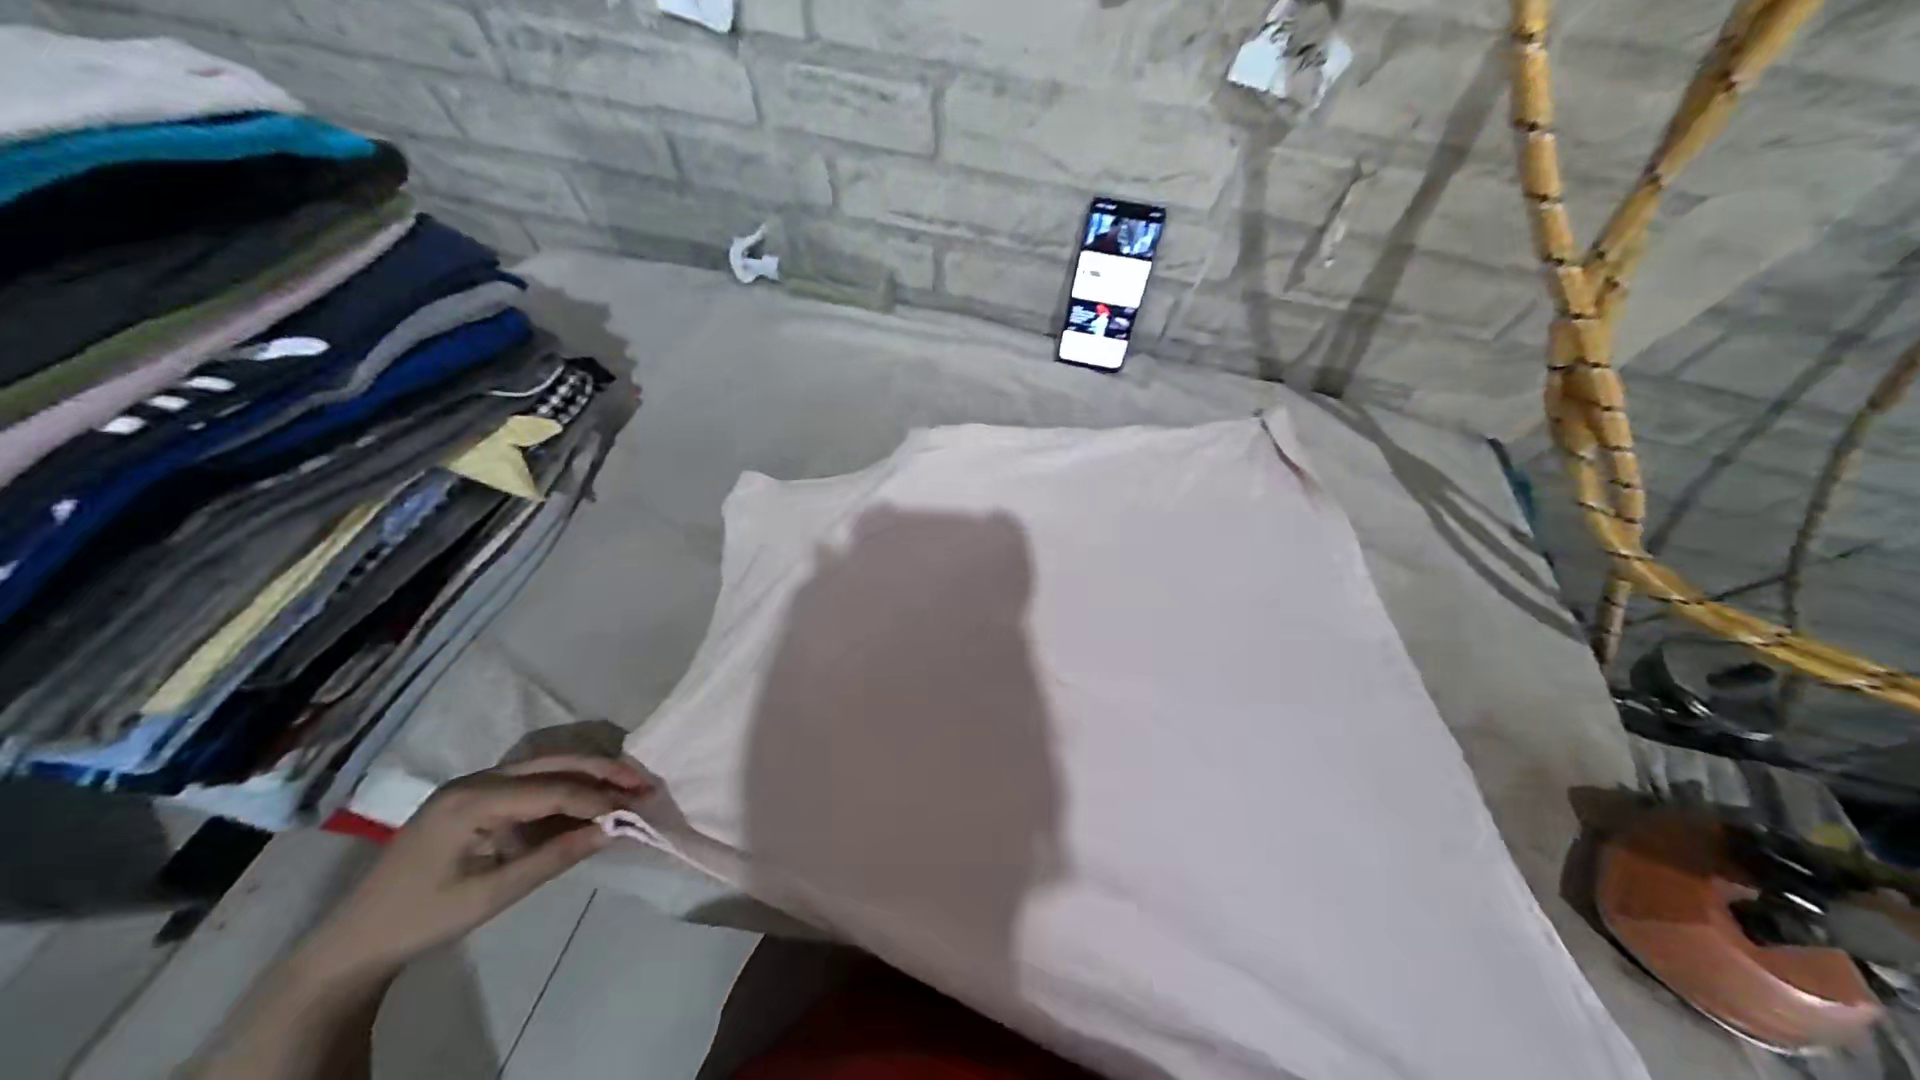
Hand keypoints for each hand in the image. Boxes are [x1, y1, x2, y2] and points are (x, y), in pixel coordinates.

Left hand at [305, 755, 650, 977]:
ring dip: (586, 774)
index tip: (636, 810)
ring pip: (543, 766)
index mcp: (473, 799)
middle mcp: (475, 779)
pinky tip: (586, 799)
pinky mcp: (473, 797)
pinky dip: (563, 787)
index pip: (552, 789)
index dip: (598, 799)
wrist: (356, 939)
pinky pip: (528, 781)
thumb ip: (556, 856)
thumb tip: (614, 830)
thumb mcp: (494, 893)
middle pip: (552, 763)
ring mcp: (472, 785)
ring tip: (626, 785)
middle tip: (644, 781)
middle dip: (602, 771)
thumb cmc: (424, 917)